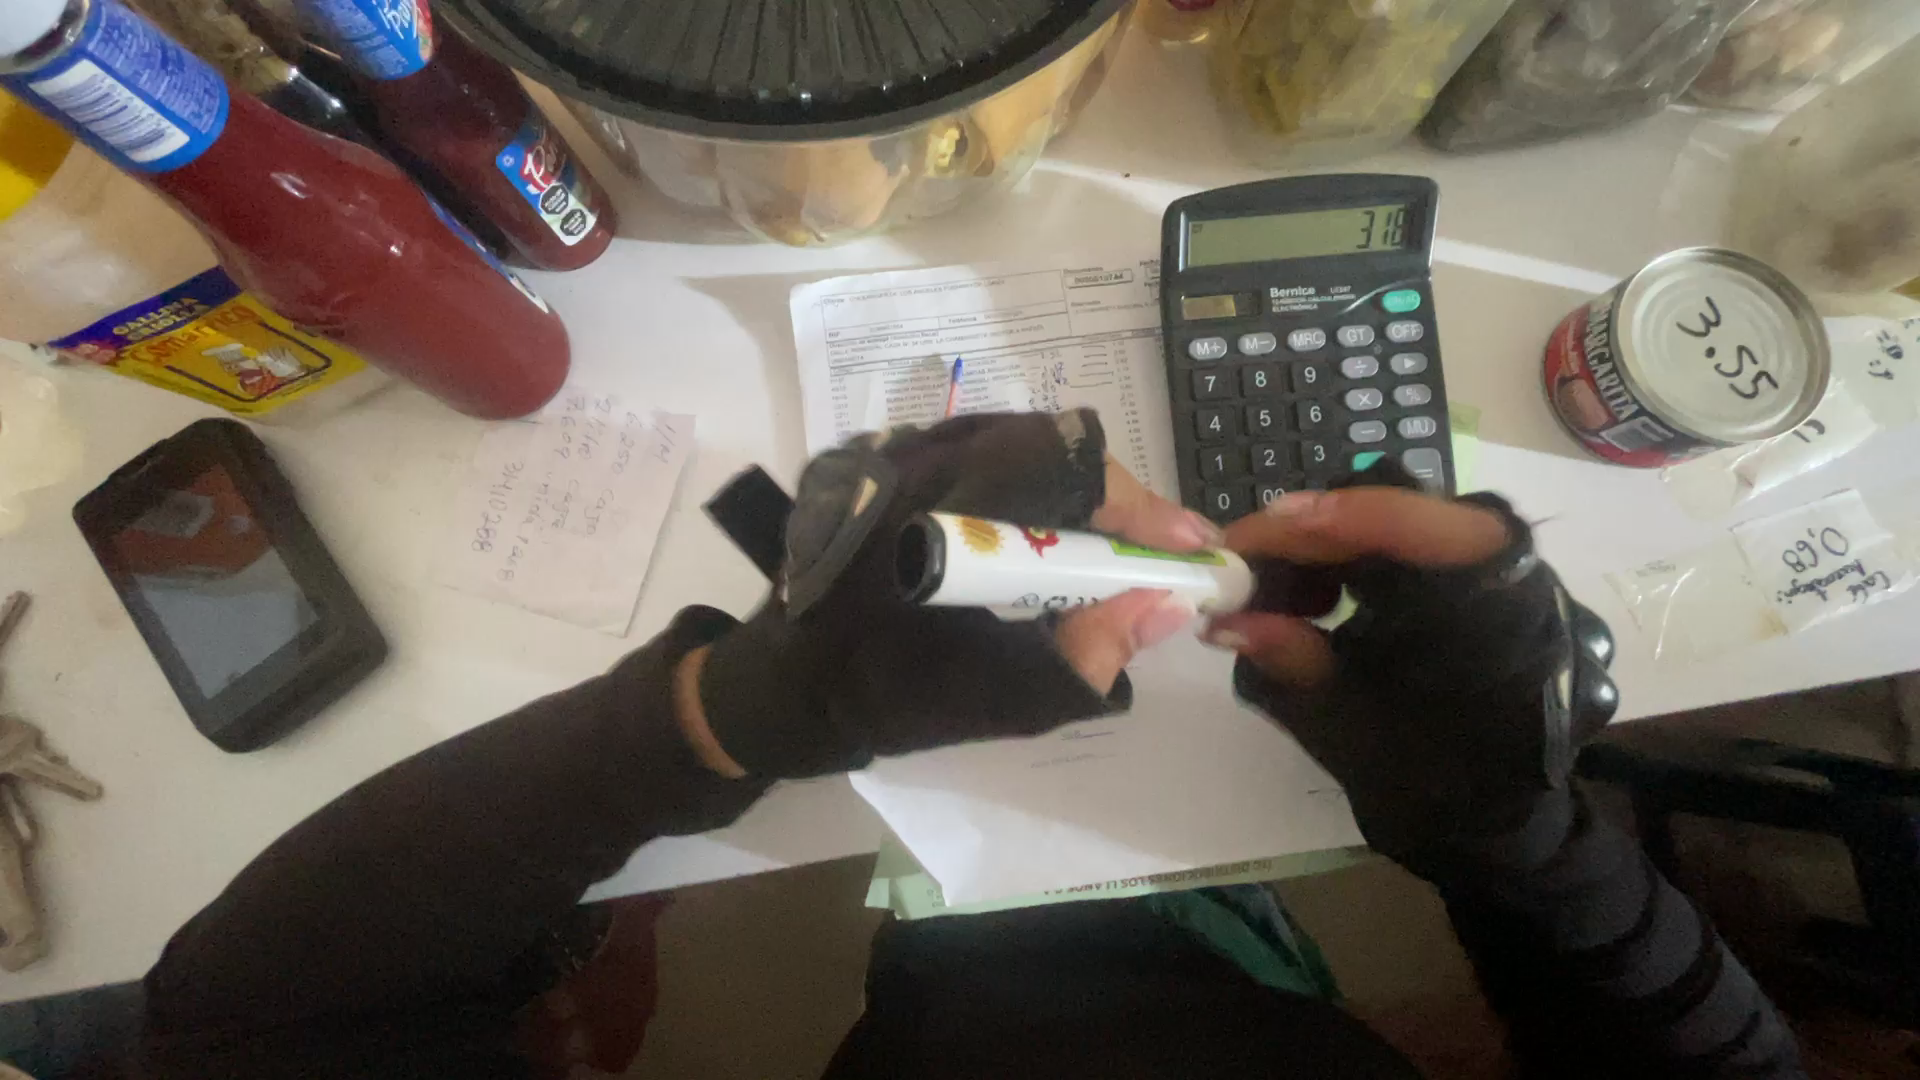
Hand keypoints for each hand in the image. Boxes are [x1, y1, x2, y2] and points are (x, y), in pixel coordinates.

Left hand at [683, 411, 1216, 779]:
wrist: (778, 686)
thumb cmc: (877, 699)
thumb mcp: (992, 696)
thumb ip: (1084, 655)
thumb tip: (1165, 605)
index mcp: (939, 509)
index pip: (1066, 471)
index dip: (1136, 509)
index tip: (1185, 548)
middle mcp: (917, 457)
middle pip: (1051, 448)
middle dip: (1114, 506)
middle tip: (1148, 560)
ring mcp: (897, 451)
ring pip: (1023, 448)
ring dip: (1075, 500)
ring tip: (1103, 556)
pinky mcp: (888, 462)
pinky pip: (986, 458)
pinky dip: (1033, 496)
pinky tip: (1040, 543)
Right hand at [1206, 468, 1617, 861]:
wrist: (1490, 814)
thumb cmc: (1428, 779)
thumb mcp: (1348, 726)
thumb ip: (1288, 663)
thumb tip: (1220, 622)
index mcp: (1495, 604)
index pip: (1413, 523)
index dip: (1328, 522)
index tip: (1248, 540)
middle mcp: (1498, 567)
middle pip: (1387, 507)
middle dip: (1303, 533)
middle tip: (1236, 565)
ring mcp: (1477, 567)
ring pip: (1378, 519)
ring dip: (1310, 547)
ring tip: (1263, 592)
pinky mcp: (1450, 577)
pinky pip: (1380, 545)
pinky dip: (1329, 563)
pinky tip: (1301, 600)